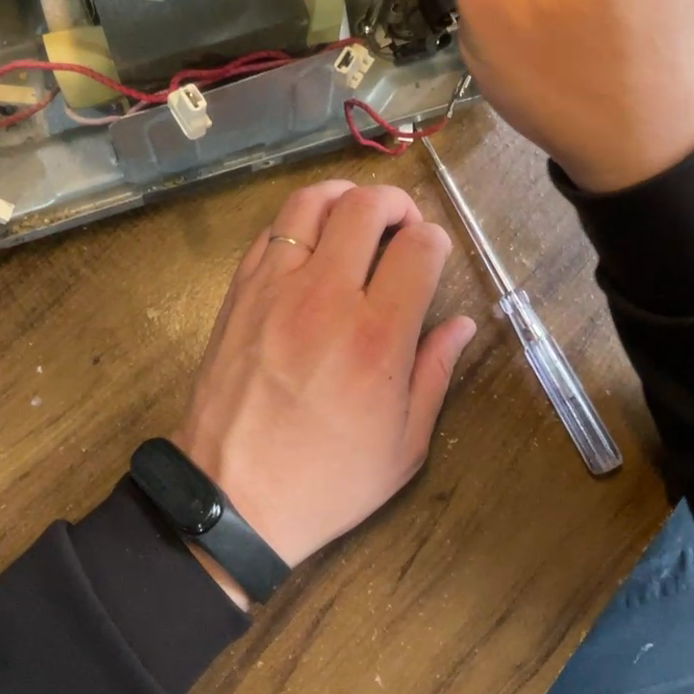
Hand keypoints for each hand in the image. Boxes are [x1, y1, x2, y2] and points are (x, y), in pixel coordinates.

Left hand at [173, 182, 476, 605]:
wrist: (232, 496)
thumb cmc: (327, 480)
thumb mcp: (404, 445)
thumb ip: (435, 373)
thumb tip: (460, 323)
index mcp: (377, 337)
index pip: (419, 248)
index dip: (436, 240)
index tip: (434, 256)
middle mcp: (327, 297)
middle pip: (366, 207)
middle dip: (397, 204)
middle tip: (403, 227)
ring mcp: (276, 287)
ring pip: (312, 202)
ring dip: (344, 196)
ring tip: (357, 217)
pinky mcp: (240, 291)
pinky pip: (272, 231)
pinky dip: (300, 222)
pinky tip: (311, 245)